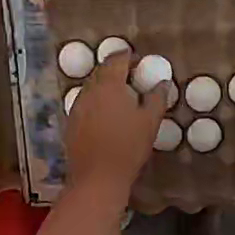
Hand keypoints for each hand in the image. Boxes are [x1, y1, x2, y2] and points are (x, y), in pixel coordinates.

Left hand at [65, 54, 169, 198]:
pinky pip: (86, 104)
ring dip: (107, 88)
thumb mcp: (150, 122)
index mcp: (108, 85)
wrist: (97, 178)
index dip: (129, 57)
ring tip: (123, 99)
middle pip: (102, 72)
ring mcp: (77, 107)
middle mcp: (88, 90)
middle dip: (117, 71)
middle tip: (134, 80)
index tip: (140, 63)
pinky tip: (109, 117)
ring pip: (92, 88)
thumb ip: (157, 98)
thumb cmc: (128, 147)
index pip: (117, 59)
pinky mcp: (71, 123)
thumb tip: (163, 83)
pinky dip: (98, 103)